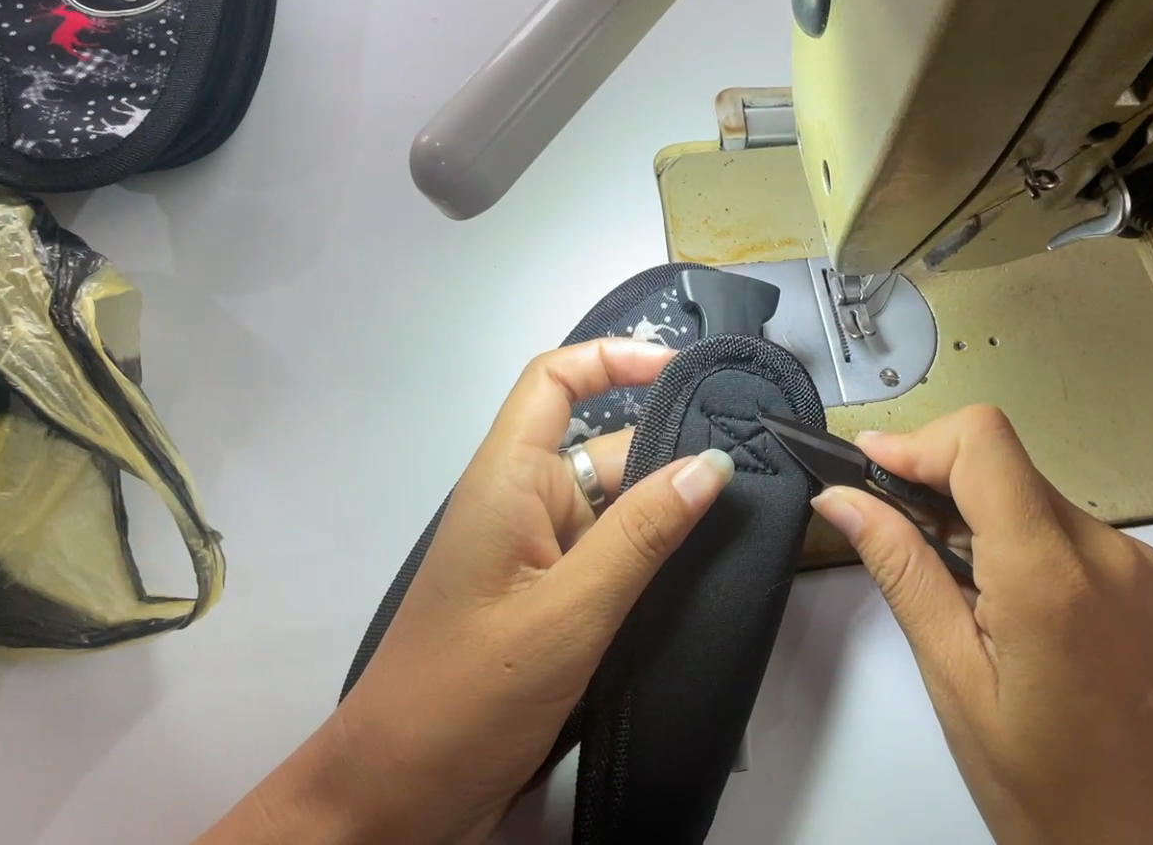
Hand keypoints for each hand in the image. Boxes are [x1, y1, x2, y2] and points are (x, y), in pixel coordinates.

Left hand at [199, 339, 735, 844]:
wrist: (401, 794)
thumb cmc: (471, 693)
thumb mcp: (569, 612)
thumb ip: (642, 535)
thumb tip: (712, 464)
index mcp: (508, 479)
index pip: (554, 383)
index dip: (613, 359)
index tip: (682, 372)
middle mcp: (523, 500)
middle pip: (604, 447)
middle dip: (669, 449)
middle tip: (752, 461)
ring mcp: (538, 550)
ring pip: (615, 504)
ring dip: (669, 506)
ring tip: (747, 509)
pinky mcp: (551, 593)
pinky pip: (611, 551)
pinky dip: (654, 550)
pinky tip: (706, 560)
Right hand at [810, 406, 1152, 844]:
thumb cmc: (1047, 792)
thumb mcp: (955, 680)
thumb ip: (902, 571)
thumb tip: (842, 498)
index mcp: (1053, 574)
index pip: (983, 441)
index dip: (917, 441)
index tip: (867, 469)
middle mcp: (1106, 549)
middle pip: (1001, 462)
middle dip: (933, 480)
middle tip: (885, 530)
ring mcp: (1134, 562)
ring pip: (1026, 490)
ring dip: (969, 512)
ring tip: (941, 583)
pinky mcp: (1144, 580)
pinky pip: (1059, 525)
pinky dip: (1009, 535)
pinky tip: (991, 598)